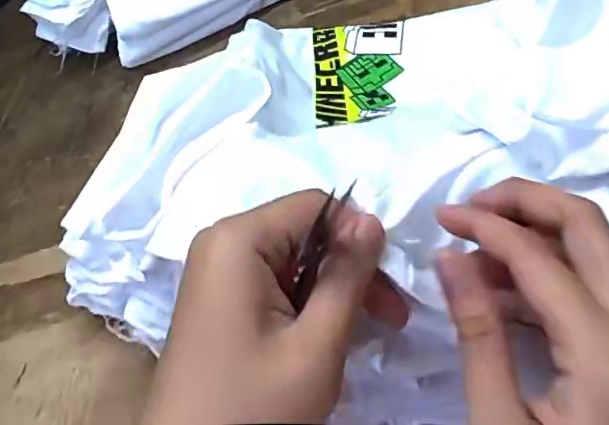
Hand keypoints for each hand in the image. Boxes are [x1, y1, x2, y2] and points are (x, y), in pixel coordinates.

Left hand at [143, 190, 410, 424]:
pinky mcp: (218, 296)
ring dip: (330, 289)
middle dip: (348, 267)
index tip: (390, 283)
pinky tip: (322, 336)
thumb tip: (372, 220)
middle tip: (392, 317)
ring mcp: (216, 268)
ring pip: (290, 257)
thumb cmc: (253, 409)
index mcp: (237, 237)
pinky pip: (271, 279)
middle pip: (302, 230)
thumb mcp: (313, 348)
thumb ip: (346, 279)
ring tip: (363, 334)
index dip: (356, 233)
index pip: (312, 205)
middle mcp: (222, 239)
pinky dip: (303, 302)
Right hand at [435, 180, 608, 424]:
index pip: (536, 253)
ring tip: (479, 251)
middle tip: (470, 207)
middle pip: (588, 224)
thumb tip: (449, 256)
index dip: (481, 224)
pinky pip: (603, 287)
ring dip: (539, 230)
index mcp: (608, 355)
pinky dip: (555, 267)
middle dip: (523, 199)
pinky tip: (508, 290)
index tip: (439, 218)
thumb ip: (478, 332)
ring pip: (600, 249)